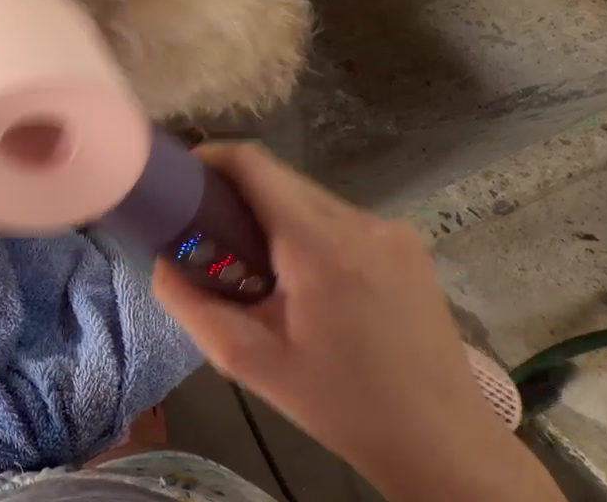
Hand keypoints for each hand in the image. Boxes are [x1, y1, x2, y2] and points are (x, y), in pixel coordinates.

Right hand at [154, 145, 560, 501]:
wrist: (446, 448)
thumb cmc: (342, 405)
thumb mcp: (247, 361)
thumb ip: (189, 303)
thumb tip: (161, 260)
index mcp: (320, 246)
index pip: (251, 163)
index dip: (207, 157)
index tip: (180, 180)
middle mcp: (361, 224)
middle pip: (276, 177)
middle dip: (232, 193)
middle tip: (206, 234)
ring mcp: (392, 234)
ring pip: (305, 196)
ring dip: (269, 214)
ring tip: (252, 264)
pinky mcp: (408, 248)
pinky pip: (335, 217)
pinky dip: (303, 230)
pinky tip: (299, 278)